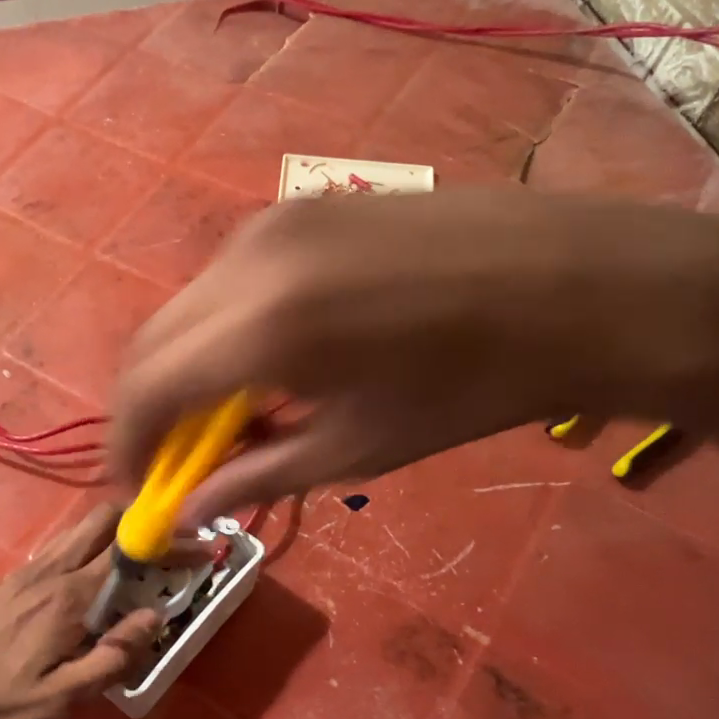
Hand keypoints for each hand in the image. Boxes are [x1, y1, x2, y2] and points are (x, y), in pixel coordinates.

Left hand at [0, 505, 160, 718]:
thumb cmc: (0, 705)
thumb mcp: (64, 698)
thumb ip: (113, 657)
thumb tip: (155, 618)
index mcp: (68, 597)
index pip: (129, 553)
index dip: (171, 544)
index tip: (202, 547)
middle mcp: (49, 570)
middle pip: (101, 520)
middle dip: (141, 522)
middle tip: (169, 550)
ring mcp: (26, 571)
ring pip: (78, 529)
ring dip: (113, 533)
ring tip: (138, 564)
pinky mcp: (11, 581)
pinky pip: (59, 547)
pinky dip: (87, 546)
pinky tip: (93, 581)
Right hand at [108, 186, 718, 521]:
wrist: (589, 283)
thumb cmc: (477, 388)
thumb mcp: (355, 450)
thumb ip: (253, 476)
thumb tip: (186, 513)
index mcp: (264, 329)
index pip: (146, 388)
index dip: (129, 446)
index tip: (138, 488)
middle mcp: (248, 260)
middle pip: (152, 344)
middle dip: (149, 411)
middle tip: (177, 462)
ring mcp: (273, 221)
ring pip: (186, 310)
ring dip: (187, 370)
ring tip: (234, 416)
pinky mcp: (302, 206)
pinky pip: (227, 281)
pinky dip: (222, 331)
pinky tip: (271, 361)